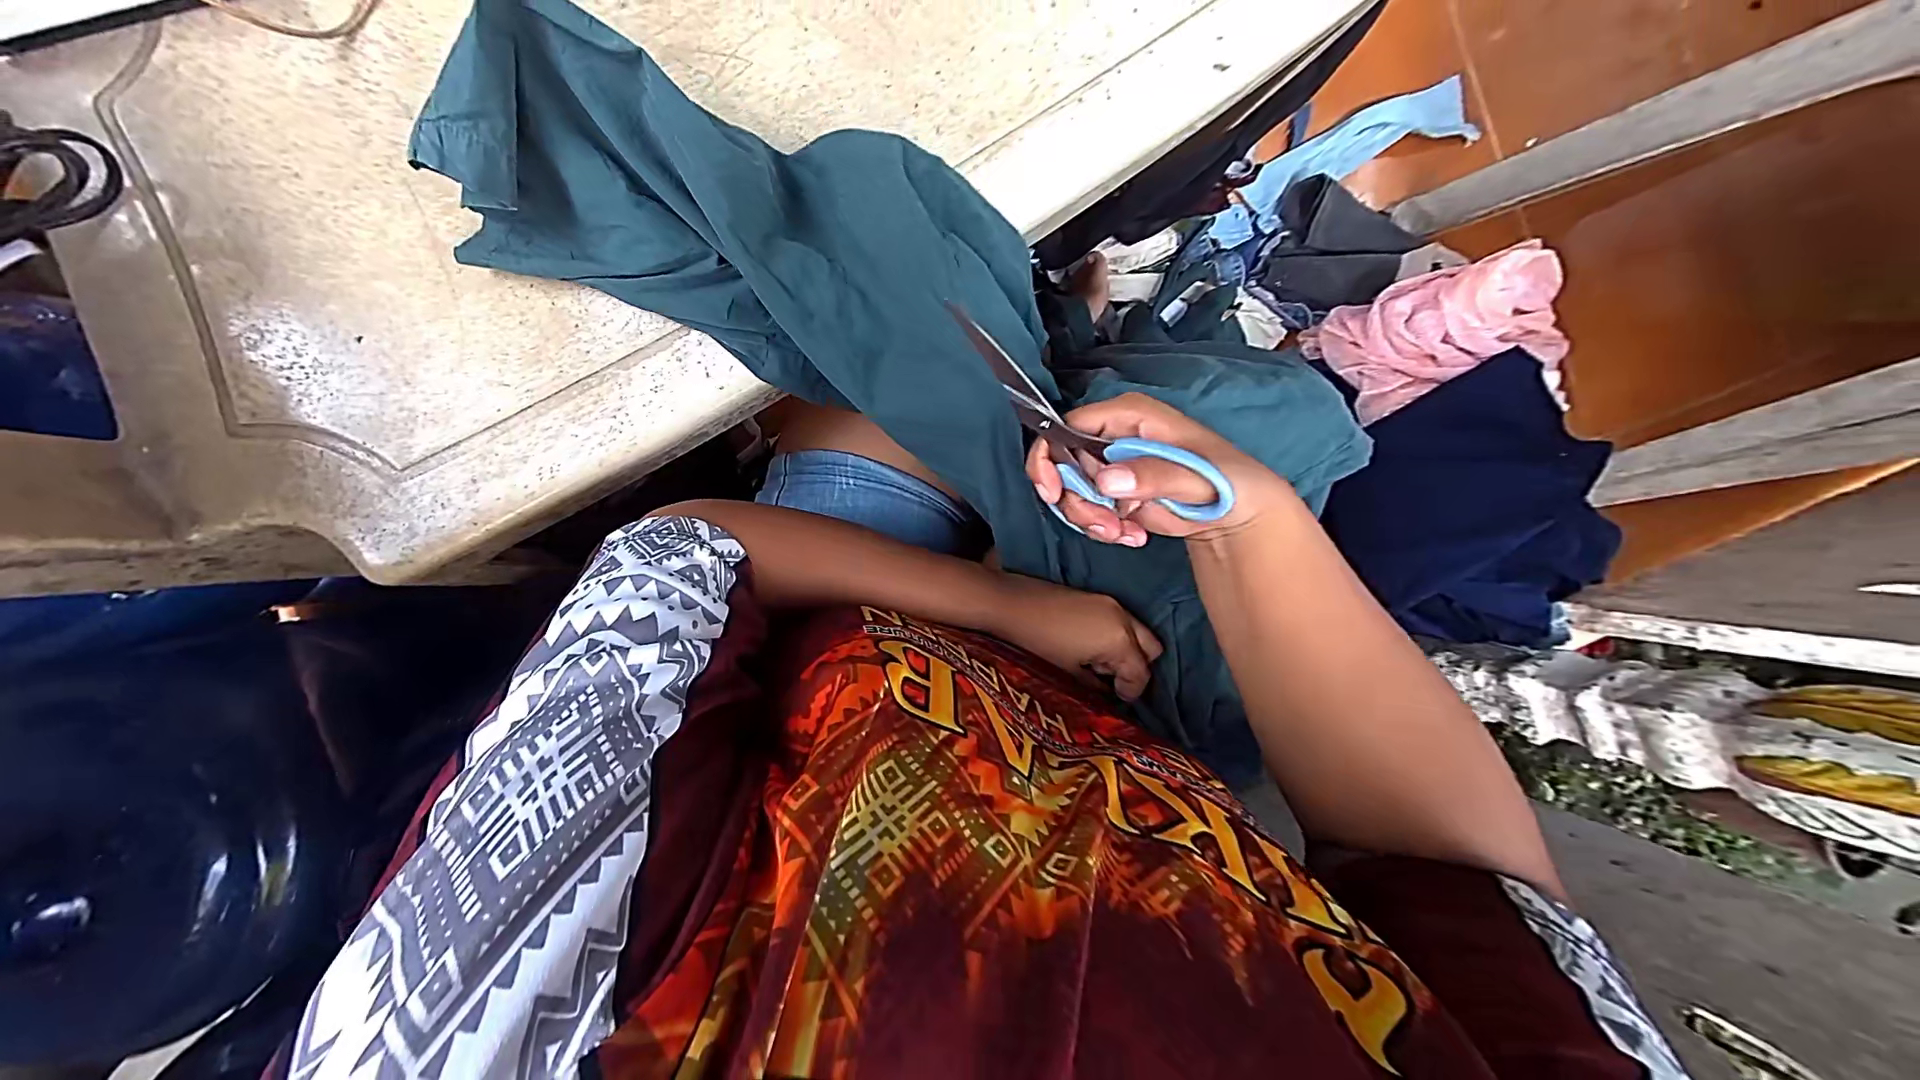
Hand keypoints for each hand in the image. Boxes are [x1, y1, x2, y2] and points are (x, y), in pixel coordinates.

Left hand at [982, 572, 1161, 699]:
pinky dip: (1115, 636)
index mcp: (1120, 639)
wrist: (1009, 603)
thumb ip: (1095, 686)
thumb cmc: (1037, 643)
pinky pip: (1120, 620)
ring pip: (1137, 632)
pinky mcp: (1096, 596)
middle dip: (1137, 667)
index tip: (1116, 700)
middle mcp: (1123, 618)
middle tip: (1112, 682)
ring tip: (1096, 665)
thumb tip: (1106, 693)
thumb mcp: (1068, 673)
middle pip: (1151, 649)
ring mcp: (1110, 603)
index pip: (1142, 673)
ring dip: (1126, 650)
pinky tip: (1089, 646)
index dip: (1131, 692)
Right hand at [1026, 392, 1297, 545]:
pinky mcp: (1113, 494)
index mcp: (1128, 416)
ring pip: (1071, 493)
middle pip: (1062, 465)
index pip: (1067, 426)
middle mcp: (1112, 437)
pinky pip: (1088, 512)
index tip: (1053, 493)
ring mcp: (1110, 466)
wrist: (1239, 512)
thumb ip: (1152, 475)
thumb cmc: (1227, 480)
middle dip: (1075, 502)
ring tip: (1125, 533)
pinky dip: (1103, 530)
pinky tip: (1134, 536)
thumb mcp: (1194, 477)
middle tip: (1106, 525)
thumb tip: (1106, 480)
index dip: (1050, 458)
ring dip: (1090, 520)